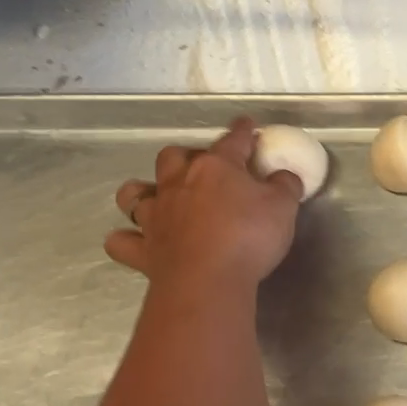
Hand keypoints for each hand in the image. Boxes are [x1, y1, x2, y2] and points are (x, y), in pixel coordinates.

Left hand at [107, 118, 302, 287]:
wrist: (208, 281)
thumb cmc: (249, 236)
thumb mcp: (284, 206)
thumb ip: (285, 185)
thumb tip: (283, 176)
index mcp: (216, 168)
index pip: (232, 140)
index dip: (243, 131)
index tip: (247, 124)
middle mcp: (178, 184)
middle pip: (173, 157)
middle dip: (186, 155)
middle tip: (202, 165)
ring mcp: (155, 216)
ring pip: (134, 193)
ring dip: (144, 191)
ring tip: (159, 196)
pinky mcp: (142, 249)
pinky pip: (122, 240)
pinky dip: (127, 237)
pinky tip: (137, 238)